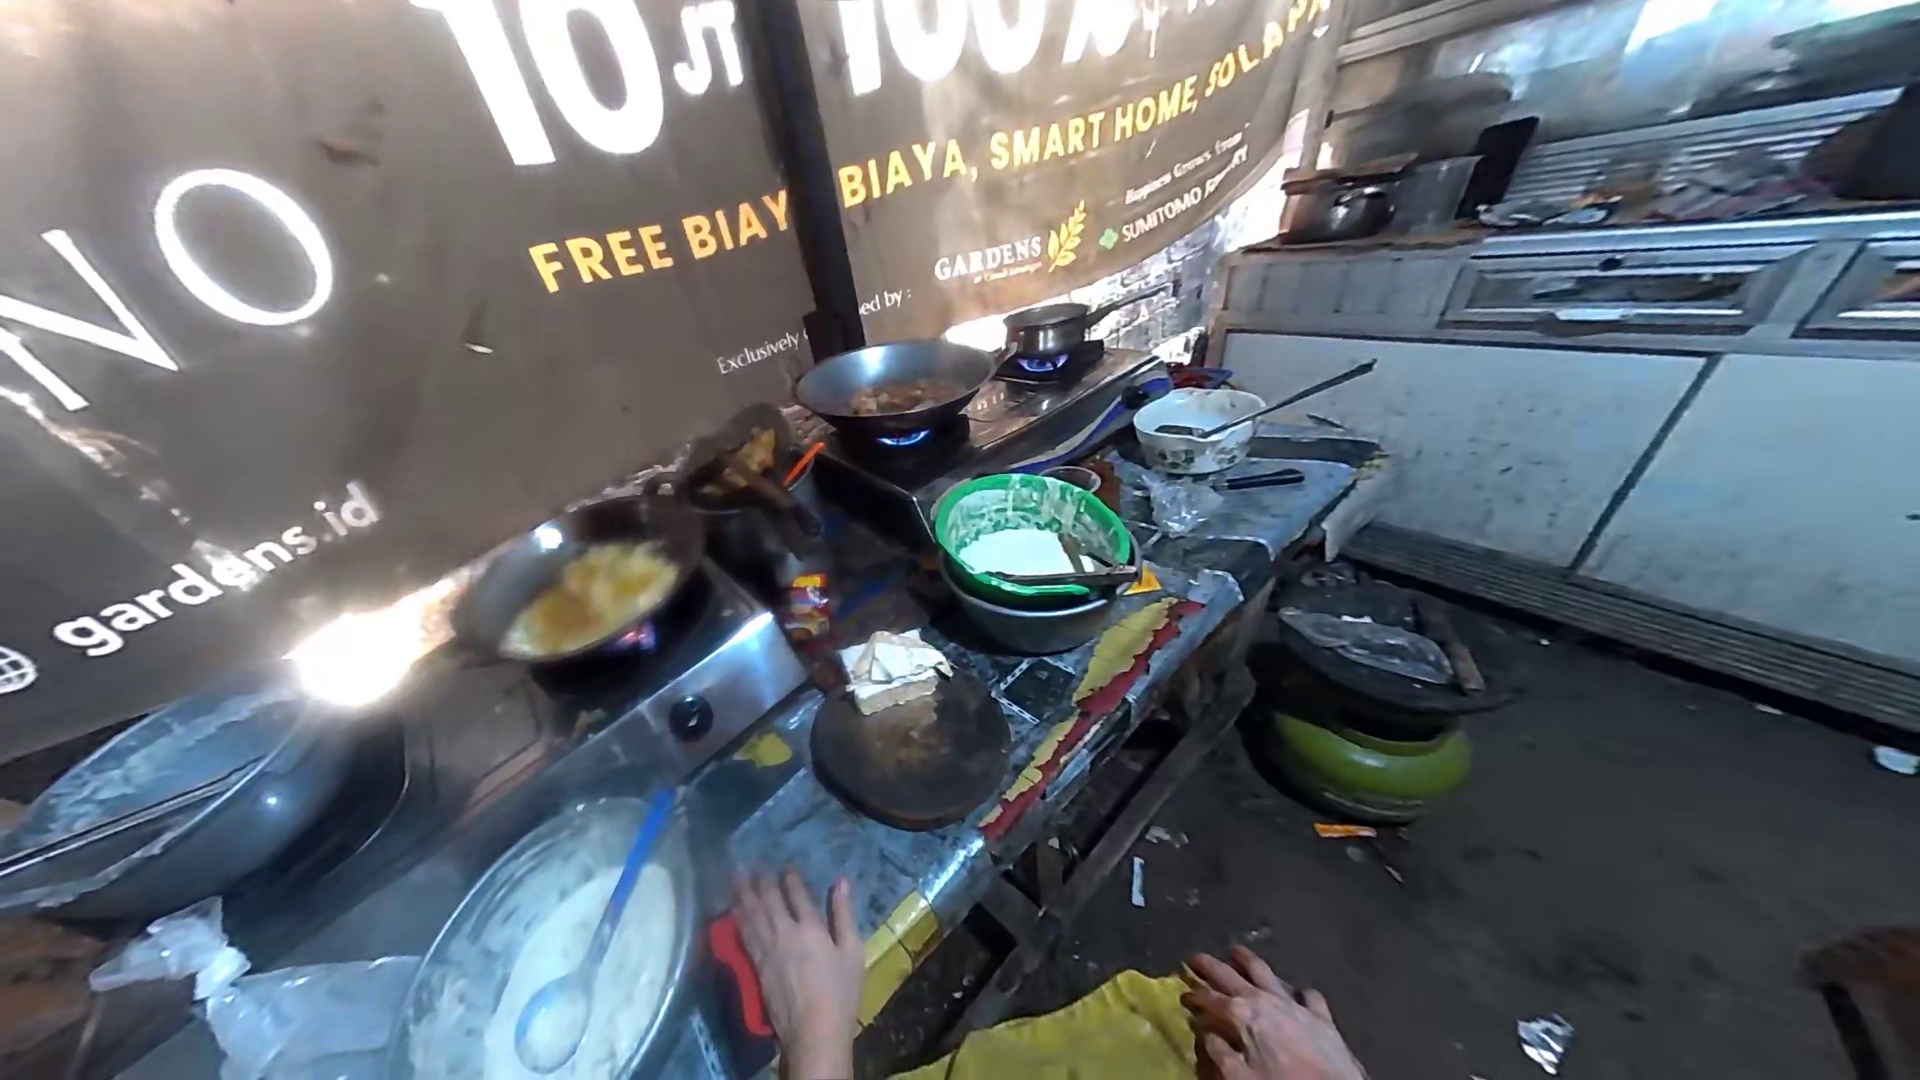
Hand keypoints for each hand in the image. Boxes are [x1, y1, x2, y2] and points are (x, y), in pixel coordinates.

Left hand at [734, 867, 864, 1079]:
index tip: (785, 863)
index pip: (796, 894)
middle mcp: (784, 935)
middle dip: (760, 880)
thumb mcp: (852, 950)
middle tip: (751, 862)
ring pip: (751, 917)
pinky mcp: (758, 969)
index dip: (789, 876)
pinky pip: (745, 937)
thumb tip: (840, 880)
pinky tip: (735, 912)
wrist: (815, 1033)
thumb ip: (844, 913)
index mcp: (809, 929)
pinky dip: (739, 920)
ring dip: (743, 895)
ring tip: (735, 877)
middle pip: (767, 901)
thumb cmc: (840, 991)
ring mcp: (767, 953)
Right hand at [1182, 946, 1366, 1079]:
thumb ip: (1219, 1053)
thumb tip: (1203, 1032)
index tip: (1183, 996)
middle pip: (1229, 975)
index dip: (1194, 996)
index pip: (1209, 999)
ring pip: (1264, 971)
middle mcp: (1263, 999)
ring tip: (1236, 951)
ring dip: (1247, 960)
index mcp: (1241, 1014)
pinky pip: (1307, 996)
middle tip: (1193, 957)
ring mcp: (1293, 1003)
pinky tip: (1295, 995)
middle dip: (1208, 965)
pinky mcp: (1321, 1016)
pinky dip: (1298, 993)